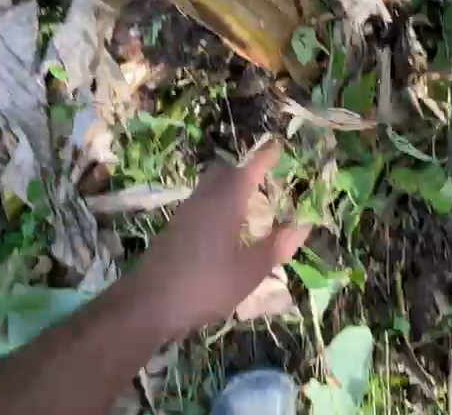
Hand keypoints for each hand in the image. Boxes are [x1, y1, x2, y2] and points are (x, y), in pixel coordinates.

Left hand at [116, 141, 309, 339]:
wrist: (147, 304)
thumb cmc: (205, 283)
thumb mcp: (250, 270)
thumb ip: (277, 245)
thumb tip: (304, 224)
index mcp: (228, 198)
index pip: (252, 166)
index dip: (267, 156)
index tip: (280, 147)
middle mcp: (206, 196)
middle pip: (227, 170)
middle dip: (246, 171)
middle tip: (265, 184)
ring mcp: (187, 210)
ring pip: (211, 186)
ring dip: (230, 189)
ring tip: (250, 209)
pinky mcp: (175, 227)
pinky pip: (202, 203)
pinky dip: (217, 205)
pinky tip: (225, 232)